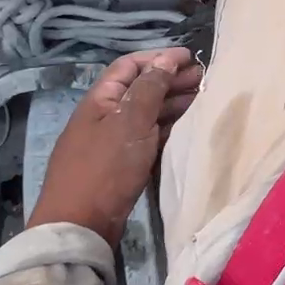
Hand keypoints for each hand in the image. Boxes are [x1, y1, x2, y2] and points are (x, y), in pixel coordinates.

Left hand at [27, 47, 201, 244]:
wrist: (80, 227)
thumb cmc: (105, 167)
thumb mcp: (130, 122)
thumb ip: (150, 87)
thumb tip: (166, 59)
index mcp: (99, 101)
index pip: (129, 65)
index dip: (159, 58)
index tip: (190, 59)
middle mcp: (105, 116)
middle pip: (141, 87)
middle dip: (172, 79)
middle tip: (204, 79)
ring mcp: (113, 140)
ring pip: (147, 110)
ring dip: (174, 101)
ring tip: (202, 98)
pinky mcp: (123, 161)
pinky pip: (149, 133)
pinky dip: (168, 124)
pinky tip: (187, 123)